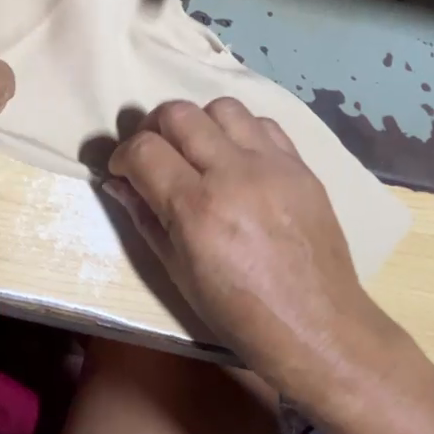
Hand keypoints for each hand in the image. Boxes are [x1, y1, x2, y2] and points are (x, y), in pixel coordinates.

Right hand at [104, 99, 405, 409]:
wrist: (316, 327)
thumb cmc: (237, 311)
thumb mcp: (176, 271)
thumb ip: (144, 216)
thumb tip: (117, 182)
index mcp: (197, 208)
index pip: (144, 149)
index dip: (122, 155)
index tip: (123, 172)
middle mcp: (233, 174)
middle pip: (178, 113)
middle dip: (154, 128)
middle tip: (154, 155)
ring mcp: (273, 165)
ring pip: (221, 107)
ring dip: (198, 124)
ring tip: (197, 152)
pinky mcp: (301, 166)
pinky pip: (262, 124)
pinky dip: (239, 133)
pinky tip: (236, 160)